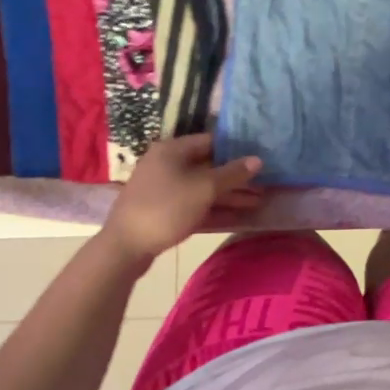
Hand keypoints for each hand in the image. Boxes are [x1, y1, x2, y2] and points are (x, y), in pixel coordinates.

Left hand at [101, 135, 263, 262]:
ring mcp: (164, 189)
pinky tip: (238, 217)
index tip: (260, 158)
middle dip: (236, 177)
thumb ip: (232, 173)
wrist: (125, 247)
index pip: (212, 141)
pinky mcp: (164, 211)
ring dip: (229, 195)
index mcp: (173, 149)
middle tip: (264, 184)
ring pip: (203, 188)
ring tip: (258, 202)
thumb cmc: (166, 208)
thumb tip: (257, 159)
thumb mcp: (204, 188)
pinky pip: (195, 204)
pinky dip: (215, 209)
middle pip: (209, 166)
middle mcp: (167, 164)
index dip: (237, 149)